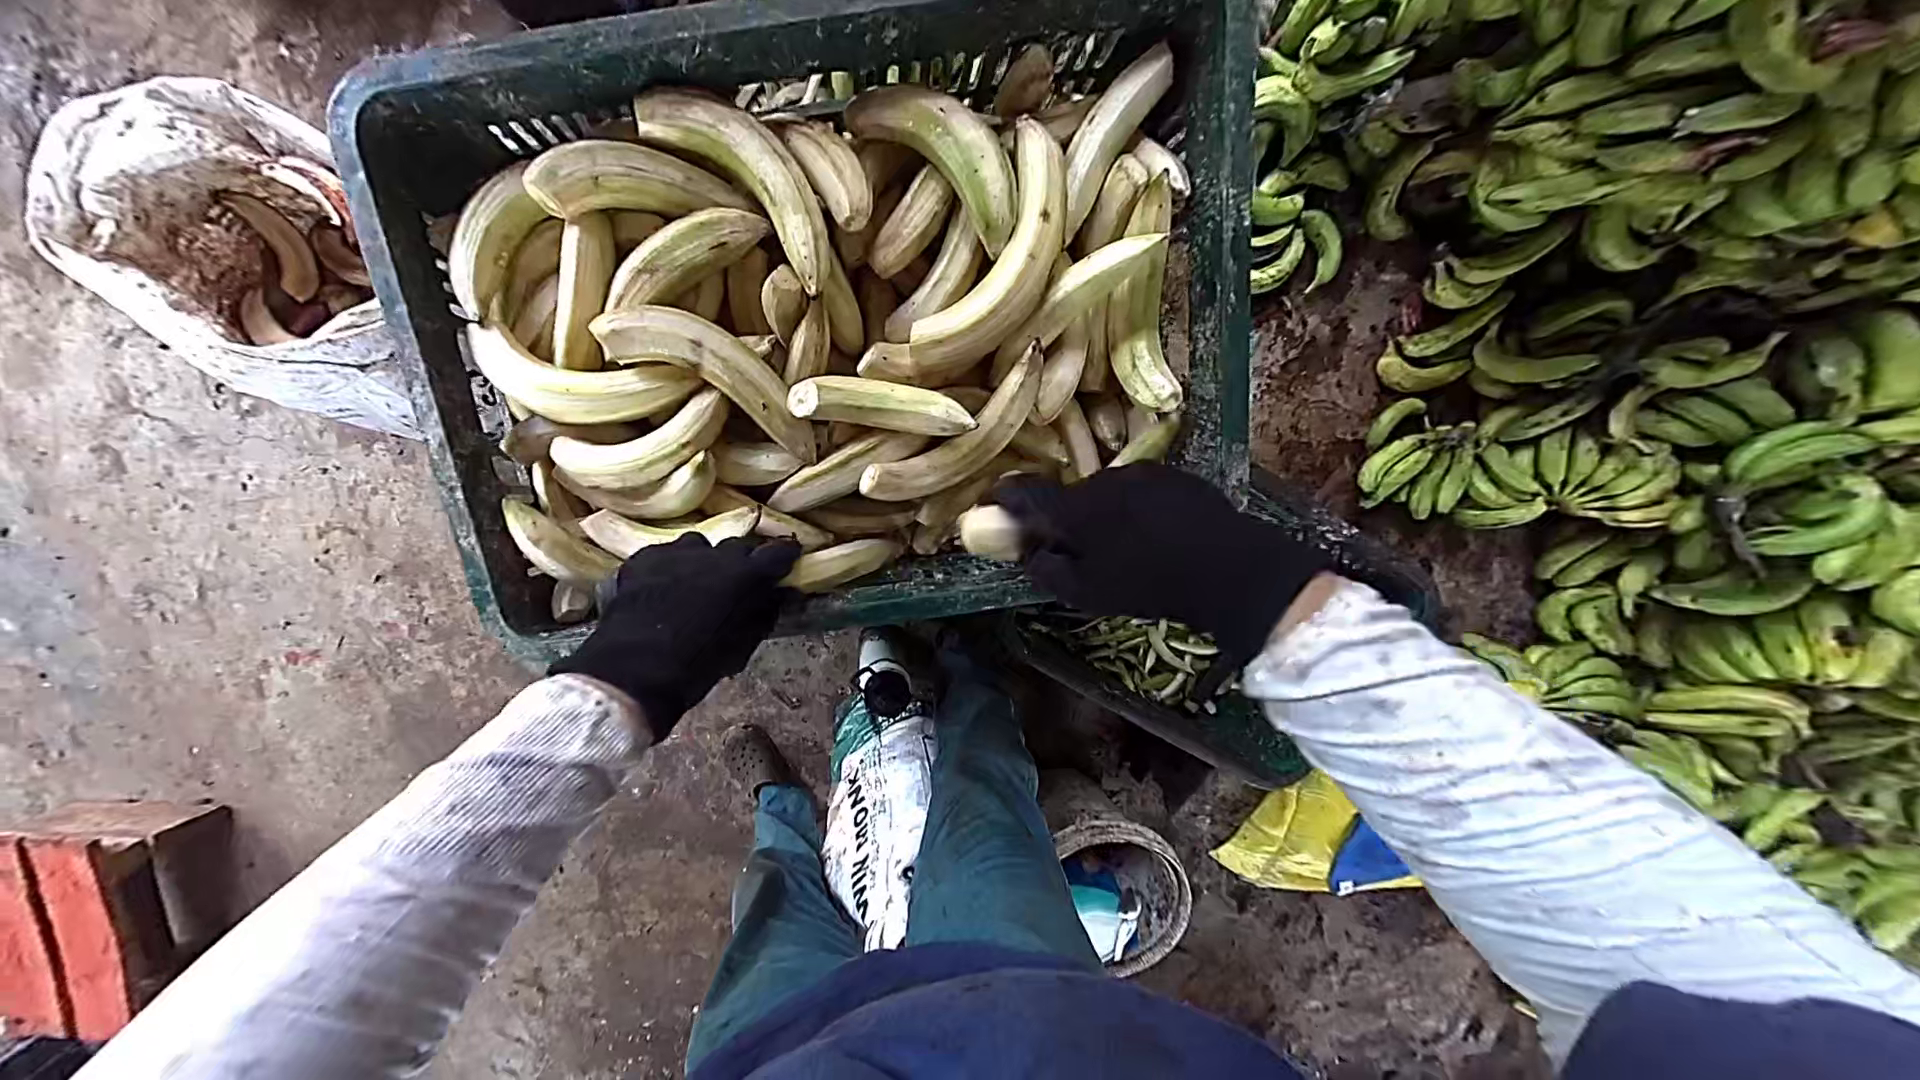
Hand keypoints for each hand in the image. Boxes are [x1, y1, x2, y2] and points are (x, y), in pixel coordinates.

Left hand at [550, 534, 799, 739]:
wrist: (631, 671)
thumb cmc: (695, 666)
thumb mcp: (742, 646)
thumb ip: (763, 614)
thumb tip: (775, 597)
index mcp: (745, 575)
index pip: (778, 552)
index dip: (785, 556)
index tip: (788, 561)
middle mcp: (714, 554)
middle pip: (738, 547)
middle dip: (743, 561)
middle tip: (739, 583)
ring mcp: (675, 552)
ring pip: (699, 546)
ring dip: (704, 561)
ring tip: (697, 583)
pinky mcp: (643, 558)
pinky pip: (666, 555)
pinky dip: (671, 568)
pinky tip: (663, 588)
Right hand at [990, 464, 1327, 659]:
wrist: (1229, 569)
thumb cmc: (1149, 586)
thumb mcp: (1086, 592)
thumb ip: (1047, 570)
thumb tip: (1029, 554)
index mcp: (1076, 509)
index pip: (1024, 493)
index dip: (1004, 497)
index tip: (994, 502)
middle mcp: (1104, 480)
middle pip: (1069, 495)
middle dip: (1063, 518)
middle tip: (1070, 546)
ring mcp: (1142, 473)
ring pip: (1105, 493)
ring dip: (1102, 514)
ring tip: (1121, 546)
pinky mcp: (1173, 476)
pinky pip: (1138, 491)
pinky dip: (1133, 509)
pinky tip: (1154, 535)